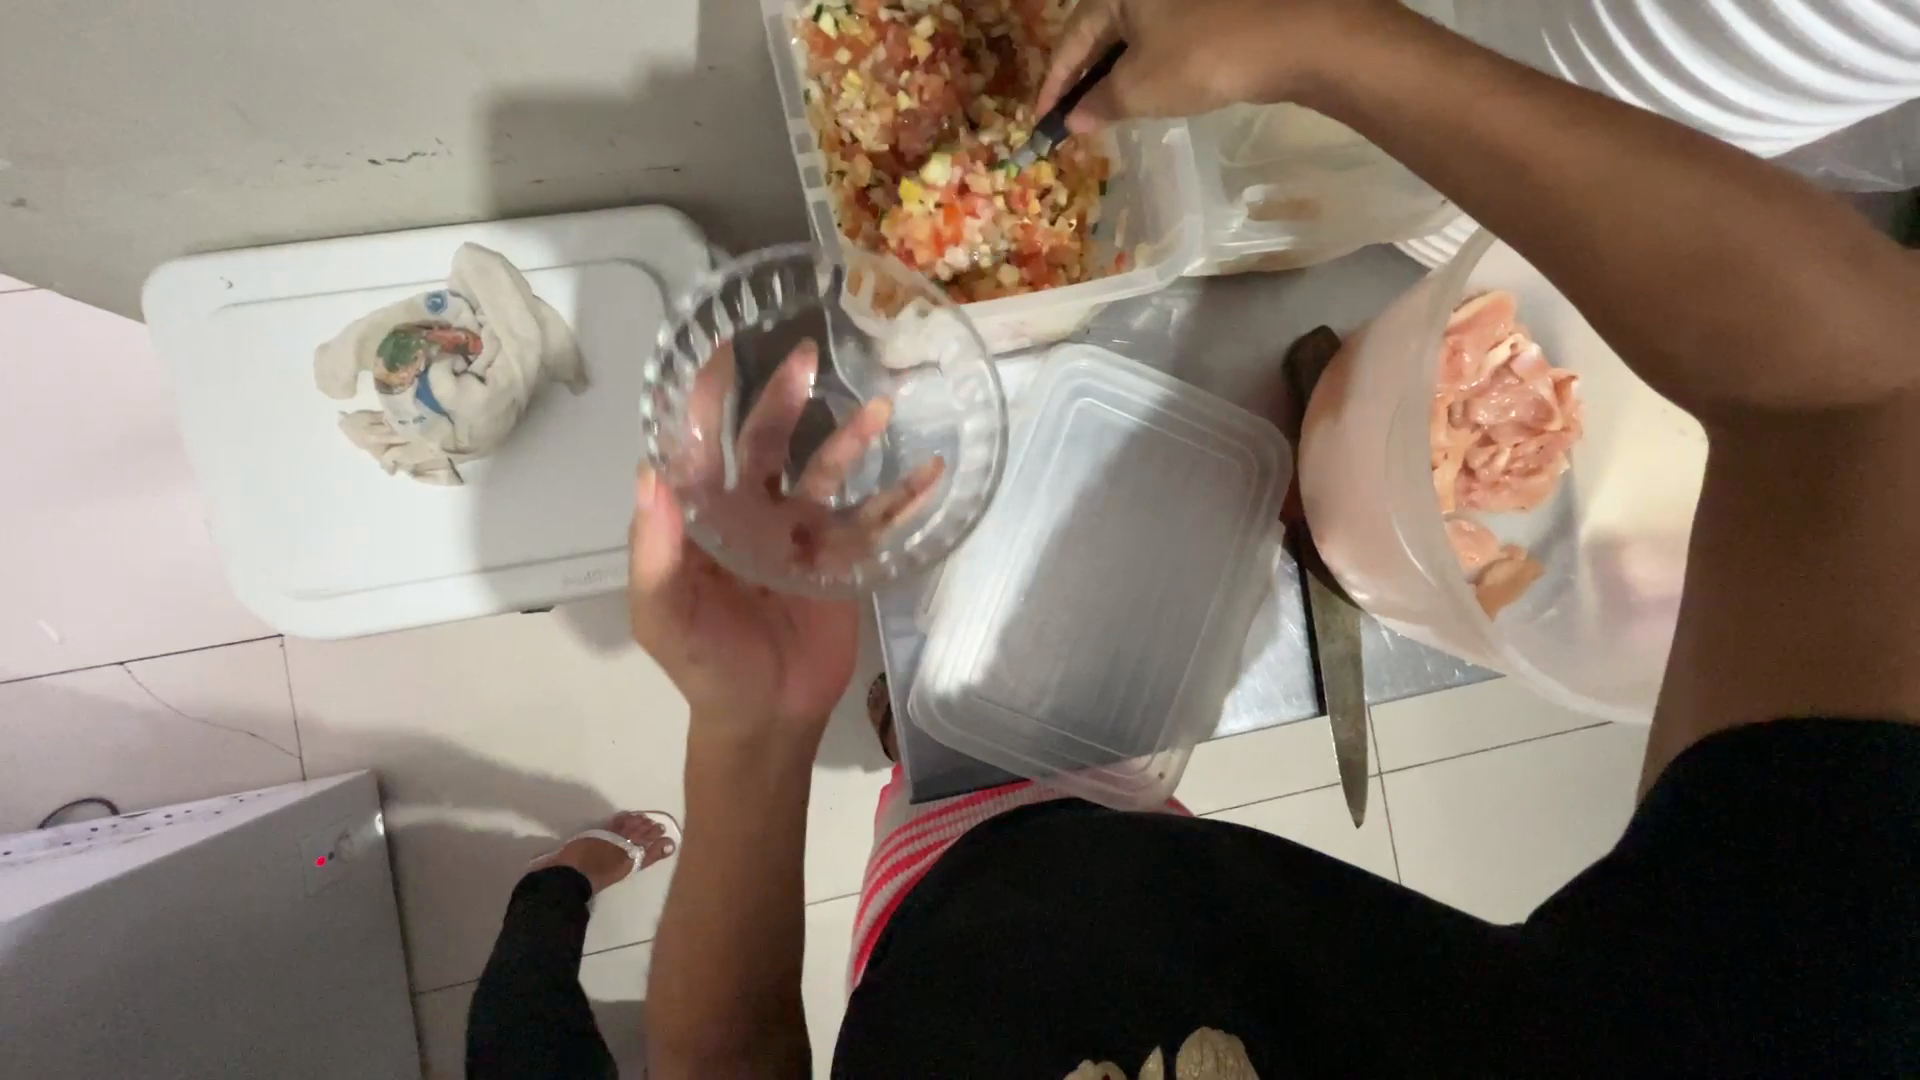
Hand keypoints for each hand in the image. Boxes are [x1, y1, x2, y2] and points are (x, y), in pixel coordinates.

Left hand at [629, 341, 935, 737]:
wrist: (768, 714)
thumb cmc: (707, 664)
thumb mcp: (664, 615)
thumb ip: (656, 550)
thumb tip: (649, 472)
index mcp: (707, 517)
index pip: (702, 444)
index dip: (707, 398)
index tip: (721, 351)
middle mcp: (754, 510)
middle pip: (770, 442)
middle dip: (784, 399)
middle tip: (807, 355)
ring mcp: (802, 531)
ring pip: (829, 470)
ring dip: (853, 438)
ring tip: (882, 408)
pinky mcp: (843, 556)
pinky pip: (876, 519)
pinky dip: (904, 496)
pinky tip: (930, 471)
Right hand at [1036, 0, 1402, 131]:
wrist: (1297, 35)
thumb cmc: (1203, 56)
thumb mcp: (1140, 87)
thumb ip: (1098, 104)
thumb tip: (1073, 120)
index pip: (1071, 38)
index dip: (1053, 85)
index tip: (1040, 123)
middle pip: (1100, 31)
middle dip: (1082, 78)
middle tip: (1068, 120)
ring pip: (1132, 34)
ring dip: (1113, 75)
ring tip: (1101, 113)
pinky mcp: (1211, 5)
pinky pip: (1162, 34)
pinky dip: (1145, 65)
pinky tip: (1143, 92)